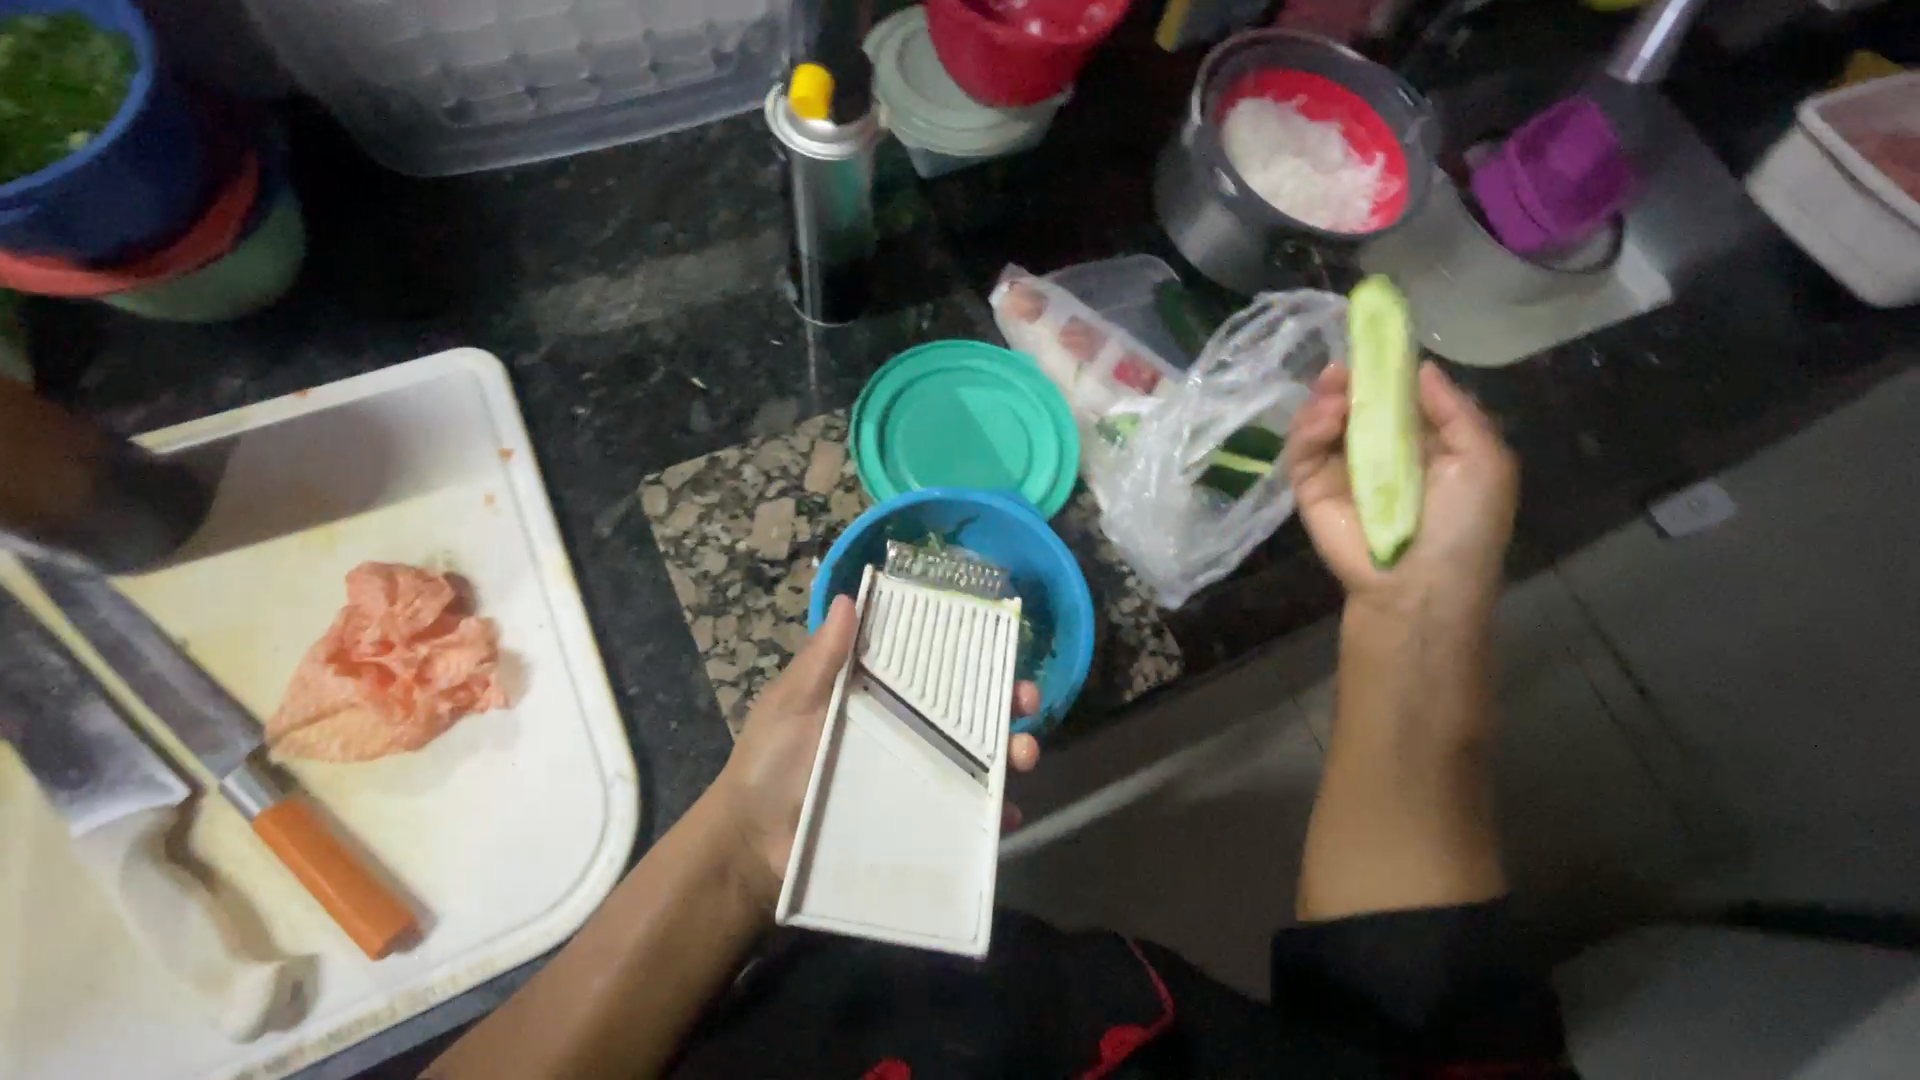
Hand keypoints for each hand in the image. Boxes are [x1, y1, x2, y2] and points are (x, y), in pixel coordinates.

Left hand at [712, 595, 1042, 909]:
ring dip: (1011, 757)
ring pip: (979, 764)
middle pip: (970, 716)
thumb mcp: (791, 705)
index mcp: (882, 701)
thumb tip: (850, 597)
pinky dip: (993, 817)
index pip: (937, 673)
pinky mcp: (919, 828)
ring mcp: (917, 783)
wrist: (750, 848)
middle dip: (1007, 706)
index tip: (1004, 650)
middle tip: (1026, 704)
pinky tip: (1007, 814)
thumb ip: (822, 661)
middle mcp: (908, 737)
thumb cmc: (768, 767)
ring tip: (1022, 757)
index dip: (974, 660)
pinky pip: (966, 822)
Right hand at [1286, 362, 1518, 618]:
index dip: (1387, 368)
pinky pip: (1301, 452)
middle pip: (1354, 403)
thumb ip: (1456, 410)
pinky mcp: (1310, 489)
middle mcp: (1379, 451)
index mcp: (1422, 442)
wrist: (1420, 585)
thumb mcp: (1484, 459)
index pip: (1397, 395)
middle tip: (1344, 364)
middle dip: (1349, 379)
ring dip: (1324, 399)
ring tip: (1333, 387)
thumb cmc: (1464, 524)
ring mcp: (1341, 470)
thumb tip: (1422, 367)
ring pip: (1322, 422)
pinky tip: (1325, 418)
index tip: (1378, 341)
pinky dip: (1307, 429)